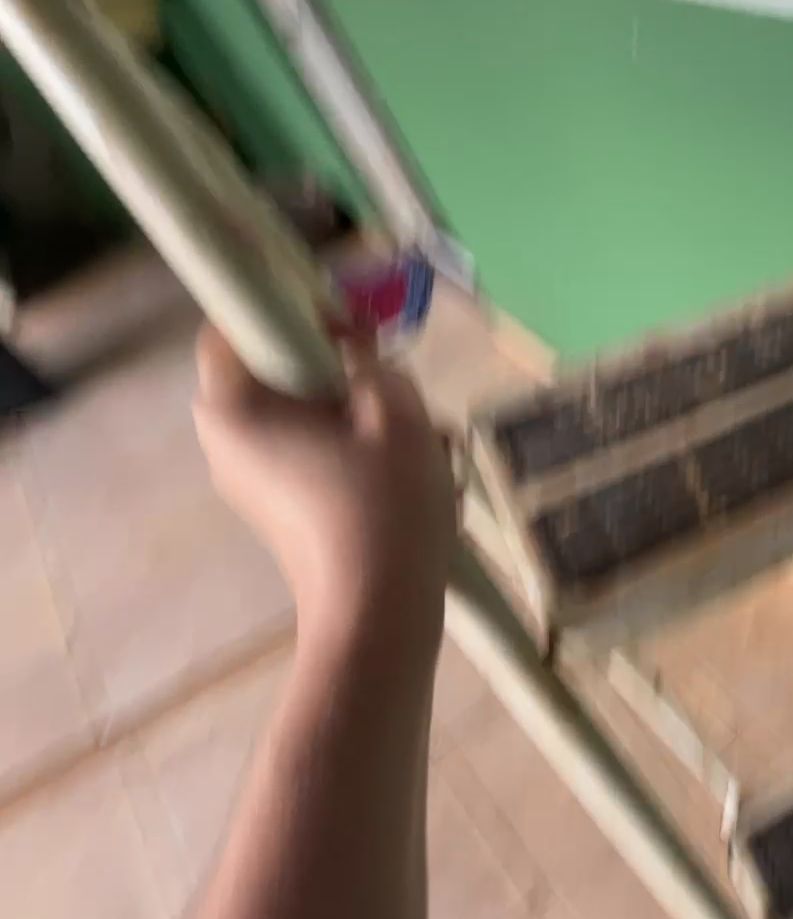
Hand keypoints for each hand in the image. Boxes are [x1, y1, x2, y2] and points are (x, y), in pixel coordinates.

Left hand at [192, 326, 454, 659]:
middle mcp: (230, 441)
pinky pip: (331, 460)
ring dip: (382, 425)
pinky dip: (375, 460)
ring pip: (323, 423)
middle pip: (291, 380)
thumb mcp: (398, 414)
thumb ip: (375, 362)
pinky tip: (422, 485)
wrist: (382, 604)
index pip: (236, 329)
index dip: (294, 314)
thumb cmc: (385, 500)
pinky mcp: (290, 510)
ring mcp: (258, 481)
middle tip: (416, 405)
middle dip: (358, 383)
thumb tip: (358, 340)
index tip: (355, 327)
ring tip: (436, 455)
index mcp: (235, 409)